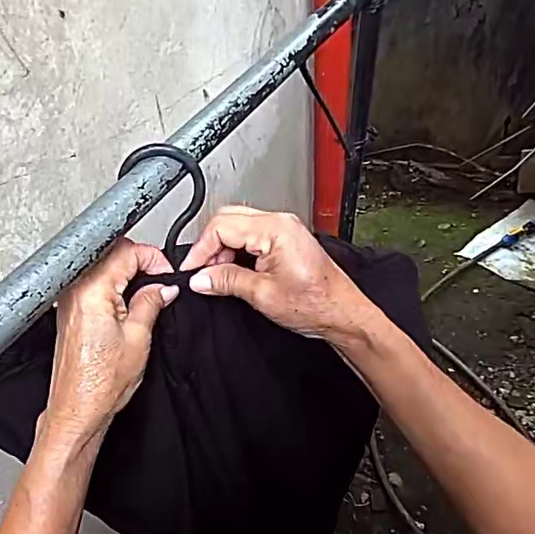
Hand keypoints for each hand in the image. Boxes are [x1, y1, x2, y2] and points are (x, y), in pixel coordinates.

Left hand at [41, 239, 177, 447]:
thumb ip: (151, 303)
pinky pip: (93, 284)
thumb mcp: (139, 338)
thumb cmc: (100, 384)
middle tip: (162, 281)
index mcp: (92, 292)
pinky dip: (114, 286)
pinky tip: (128, 304)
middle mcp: (74, 291)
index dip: (153, 257)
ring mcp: (68, 300)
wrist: (78, 409)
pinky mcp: (69, 311)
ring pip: (102, 266)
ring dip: (127, 274)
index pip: (126, 252)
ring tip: (148, 295)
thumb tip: (163, 287)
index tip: (167, 273)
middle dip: (140, 261)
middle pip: (111, 253)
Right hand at [177, 206, 378, 342]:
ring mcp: (285, 229)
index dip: (200, 249)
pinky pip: (252, 235)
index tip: (192, 270)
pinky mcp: (286, 239)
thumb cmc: (316, 304)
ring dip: (222, 250)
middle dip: (209, 246)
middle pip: (227, 220)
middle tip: (201, 273)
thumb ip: (226, 281)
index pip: (221, 226)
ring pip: (238, 226)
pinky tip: (233, 272)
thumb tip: (200, 278)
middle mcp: (281, 222)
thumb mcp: (262, 295)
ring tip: (218, 276)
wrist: (342, 314)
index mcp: (275, 229)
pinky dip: (237, 251)